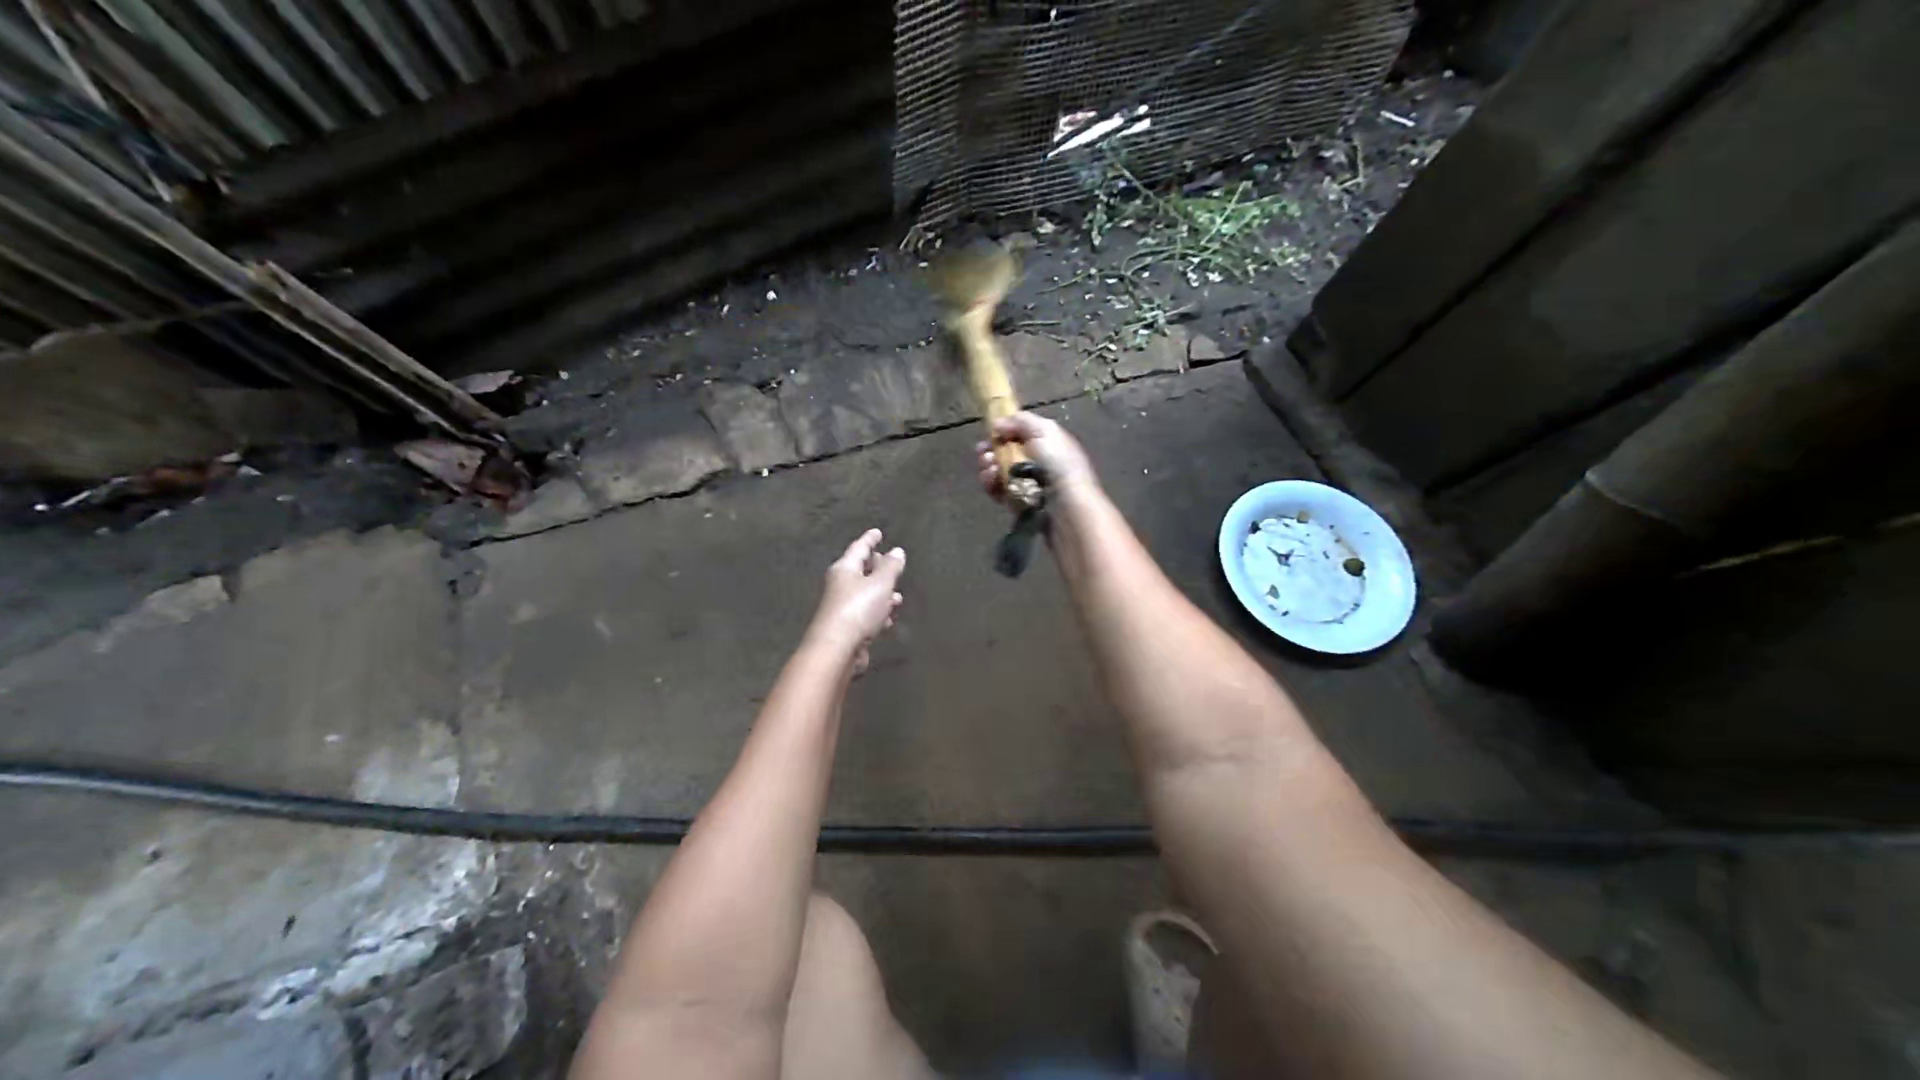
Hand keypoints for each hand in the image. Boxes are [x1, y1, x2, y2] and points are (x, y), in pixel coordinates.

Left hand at [807, 528, 905, 670]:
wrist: (837, 648)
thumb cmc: (858, 609)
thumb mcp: (881, 584)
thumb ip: (891, 567)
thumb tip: (897, 551)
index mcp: (845, 568)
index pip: (859, 547)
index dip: (870, 539)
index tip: (878, 532)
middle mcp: (840, 584)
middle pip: (861, 570)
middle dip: (877, 567)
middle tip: (891, 564)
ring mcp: (842, 606)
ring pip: (866, 594)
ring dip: (882, 593)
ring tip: (897, 597)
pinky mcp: (847, 626)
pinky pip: (866, 613)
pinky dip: (878, 612)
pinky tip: (888, 619)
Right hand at [976, 412, 1097, 504]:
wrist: (1066, 507)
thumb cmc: (1059, 465)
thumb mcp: (1045, 431)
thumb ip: (1022, 422)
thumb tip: (998, 424)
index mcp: (1047, 442)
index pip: (1020, 433)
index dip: (1004, 430)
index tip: (991, 431)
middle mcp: (1036, 461)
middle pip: (1005, 451)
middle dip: (990, 449)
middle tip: (983, 452)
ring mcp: (1026, 483)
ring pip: (998, 471)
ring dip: (988, 466)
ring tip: (989, 468)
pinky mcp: (1017, 503)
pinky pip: (998, 491)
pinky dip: (990, 485)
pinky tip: (990, 480)